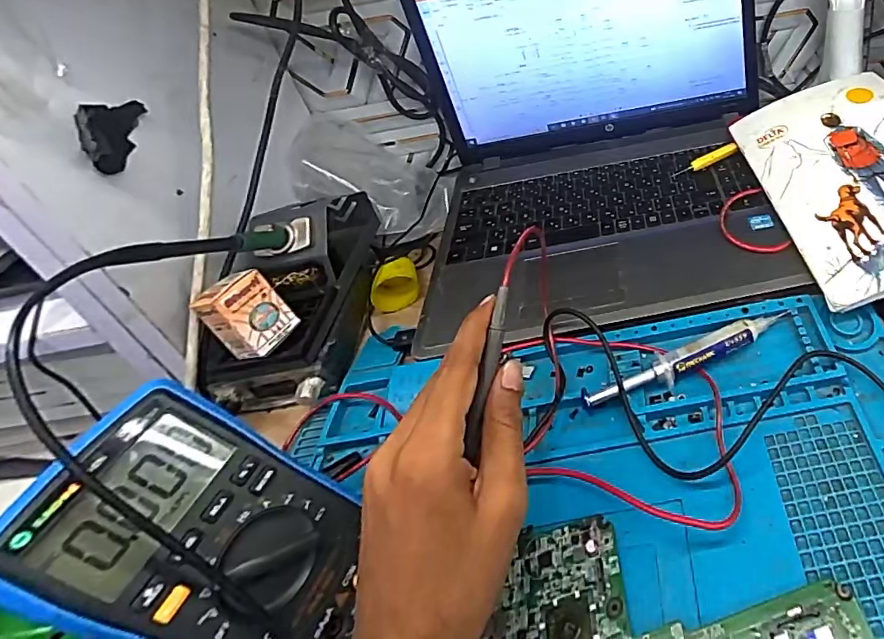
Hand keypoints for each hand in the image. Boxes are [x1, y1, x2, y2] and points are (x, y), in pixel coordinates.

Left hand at [355, 299, 526, 638]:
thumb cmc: (462, 580)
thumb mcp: (503, 503)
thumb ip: (505, 429)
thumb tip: (509, 374)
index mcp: (426, 454)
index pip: (455, 371)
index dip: (475, 330)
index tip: (491, 302)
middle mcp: (393, 452)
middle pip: (439, 385)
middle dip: (473, 362)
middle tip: (508, 353)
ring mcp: (378, 467)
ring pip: (425, 406)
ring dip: (459, 391)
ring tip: (493, 399)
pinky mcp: (374, 480)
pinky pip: (413, 430)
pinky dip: (442, 417)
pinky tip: (464, 433)